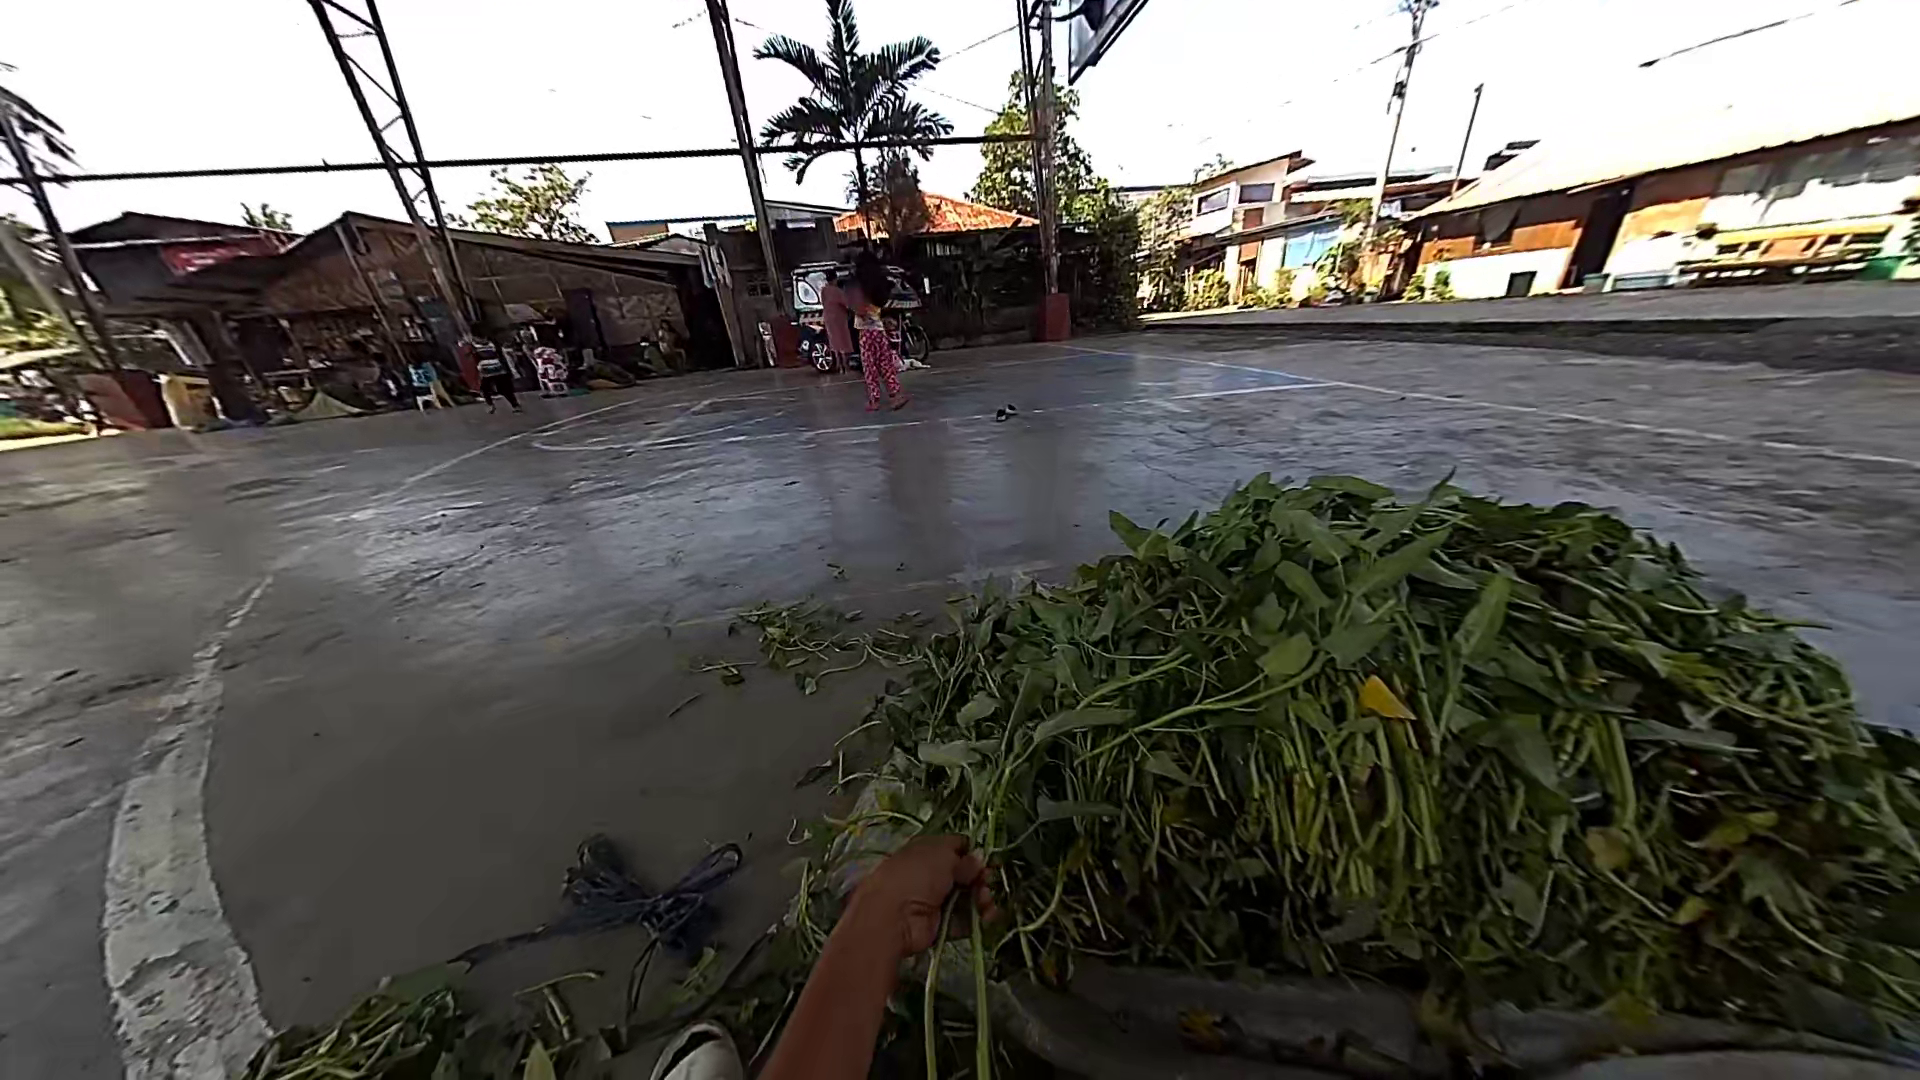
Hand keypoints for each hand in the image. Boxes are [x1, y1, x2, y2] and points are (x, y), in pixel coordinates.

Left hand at [846, 836, 996, 959]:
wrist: (893, 916)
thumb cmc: (917, 875)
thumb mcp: (943, 856)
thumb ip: (965, 859)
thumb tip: (980, 858)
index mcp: (930, 848)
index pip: (957, 846)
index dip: (974, 853)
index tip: (988, 861)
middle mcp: (933, 872)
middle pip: (965, 873)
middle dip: (981, 878)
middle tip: (988, 883)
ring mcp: (937, 899)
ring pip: (968, 896)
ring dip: (982, 898)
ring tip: (987, 903)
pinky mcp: (941, 923)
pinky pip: (965, 919)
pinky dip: (978, 919)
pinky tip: (989, 917)